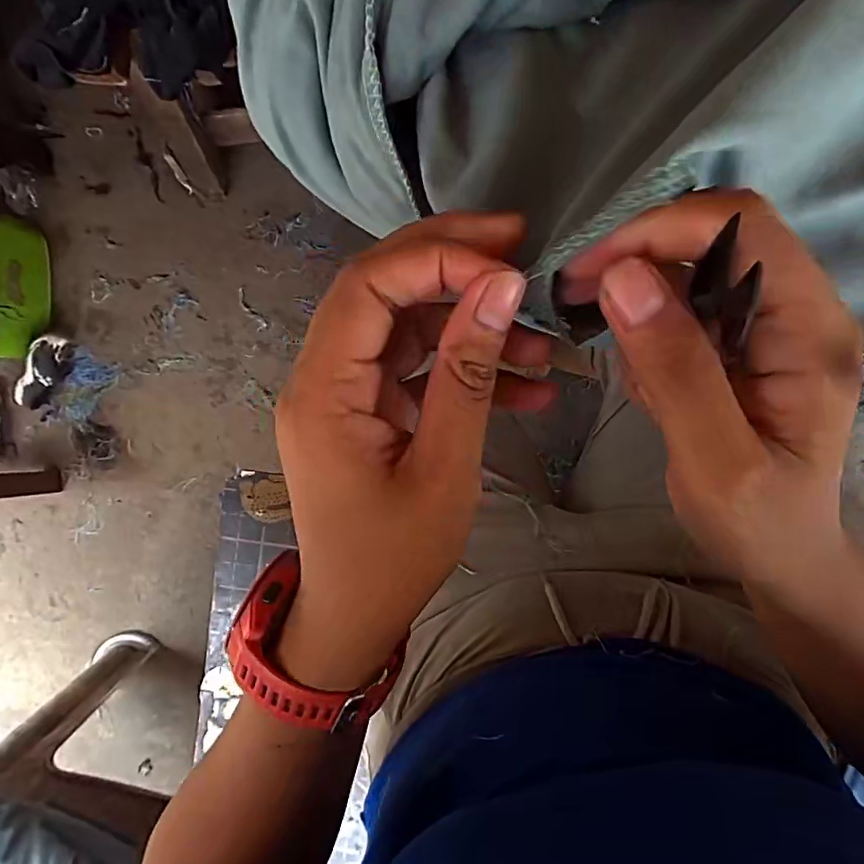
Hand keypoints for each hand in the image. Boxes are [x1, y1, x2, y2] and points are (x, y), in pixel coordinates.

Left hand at [273, 213, 553, 689]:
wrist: (354, 616)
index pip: (368, 285)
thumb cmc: (393, 558)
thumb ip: (467, 372)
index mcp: (323, 388)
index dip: (437, 258)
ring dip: (471, 323)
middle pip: (380, 287)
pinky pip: (413, 367)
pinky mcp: (366, 407)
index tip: (508, 261)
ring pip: (405, 325)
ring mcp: (343, 390)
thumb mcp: (444, 467)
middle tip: (521, 247)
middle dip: (451, 261)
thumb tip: (500, 287)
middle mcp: (322, 375)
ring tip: (541, 339)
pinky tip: (526, 386)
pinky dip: (463, 366)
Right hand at [560, 190, 863, 580]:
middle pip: (715, 233)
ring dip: (642, 299)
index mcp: (812, 330)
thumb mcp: (715, 461)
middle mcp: (802, 309)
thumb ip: (676, 370)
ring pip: (694, 264)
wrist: (784, 556)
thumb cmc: (757, 523)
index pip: (742, 228)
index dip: (661, 231)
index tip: (592, 270)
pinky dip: (649, 328)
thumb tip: (624, 277)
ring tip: (633, 376)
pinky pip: (686, 301)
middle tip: (580, 297)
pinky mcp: (749, 337)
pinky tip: (649, 383)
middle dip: (640, 255)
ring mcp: (776, 321)